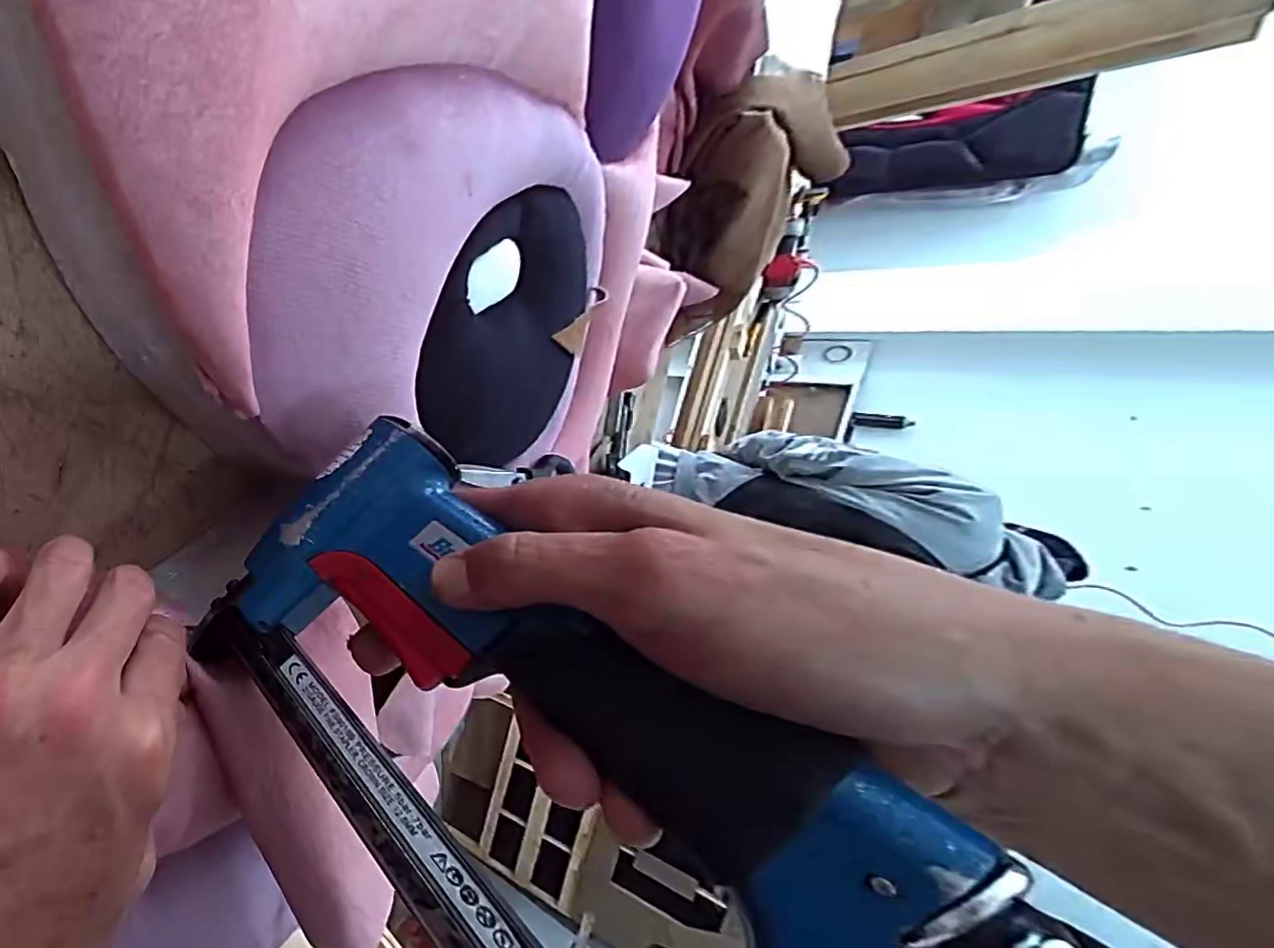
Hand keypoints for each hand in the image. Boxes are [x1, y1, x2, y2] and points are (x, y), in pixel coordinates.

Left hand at [0, 538, 186, 947]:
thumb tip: (157, 680)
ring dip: (66, 575)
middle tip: (93, 624)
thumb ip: (158, 751)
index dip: (152, 636)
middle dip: (119, 600)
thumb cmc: (43, 913)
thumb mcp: (139, 841)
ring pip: (63, 562)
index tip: (134, 644)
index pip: (167, 634)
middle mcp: (82, 695)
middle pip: (127, 587)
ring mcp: (4, 677)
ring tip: (47, 602)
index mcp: (140, 739)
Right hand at [352, 475, 1042, 844]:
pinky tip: (638, 801)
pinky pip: (609, 734)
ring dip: (559, 742)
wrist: (954, 711)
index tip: (369, 601)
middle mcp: (603, 572)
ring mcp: (636, 639)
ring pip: (554, 687)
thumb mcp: (653, 578)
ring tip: (594, 790)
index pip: (476, 522)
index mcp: (591, 522)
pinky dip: (612, 771)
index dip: (418, 554)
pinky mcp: (669, 699)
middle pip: (503, 614)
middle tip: (439, 709)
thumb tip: (443, 570)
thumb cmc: (796, 616)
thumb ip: (539, 569)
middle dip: (486, 673)